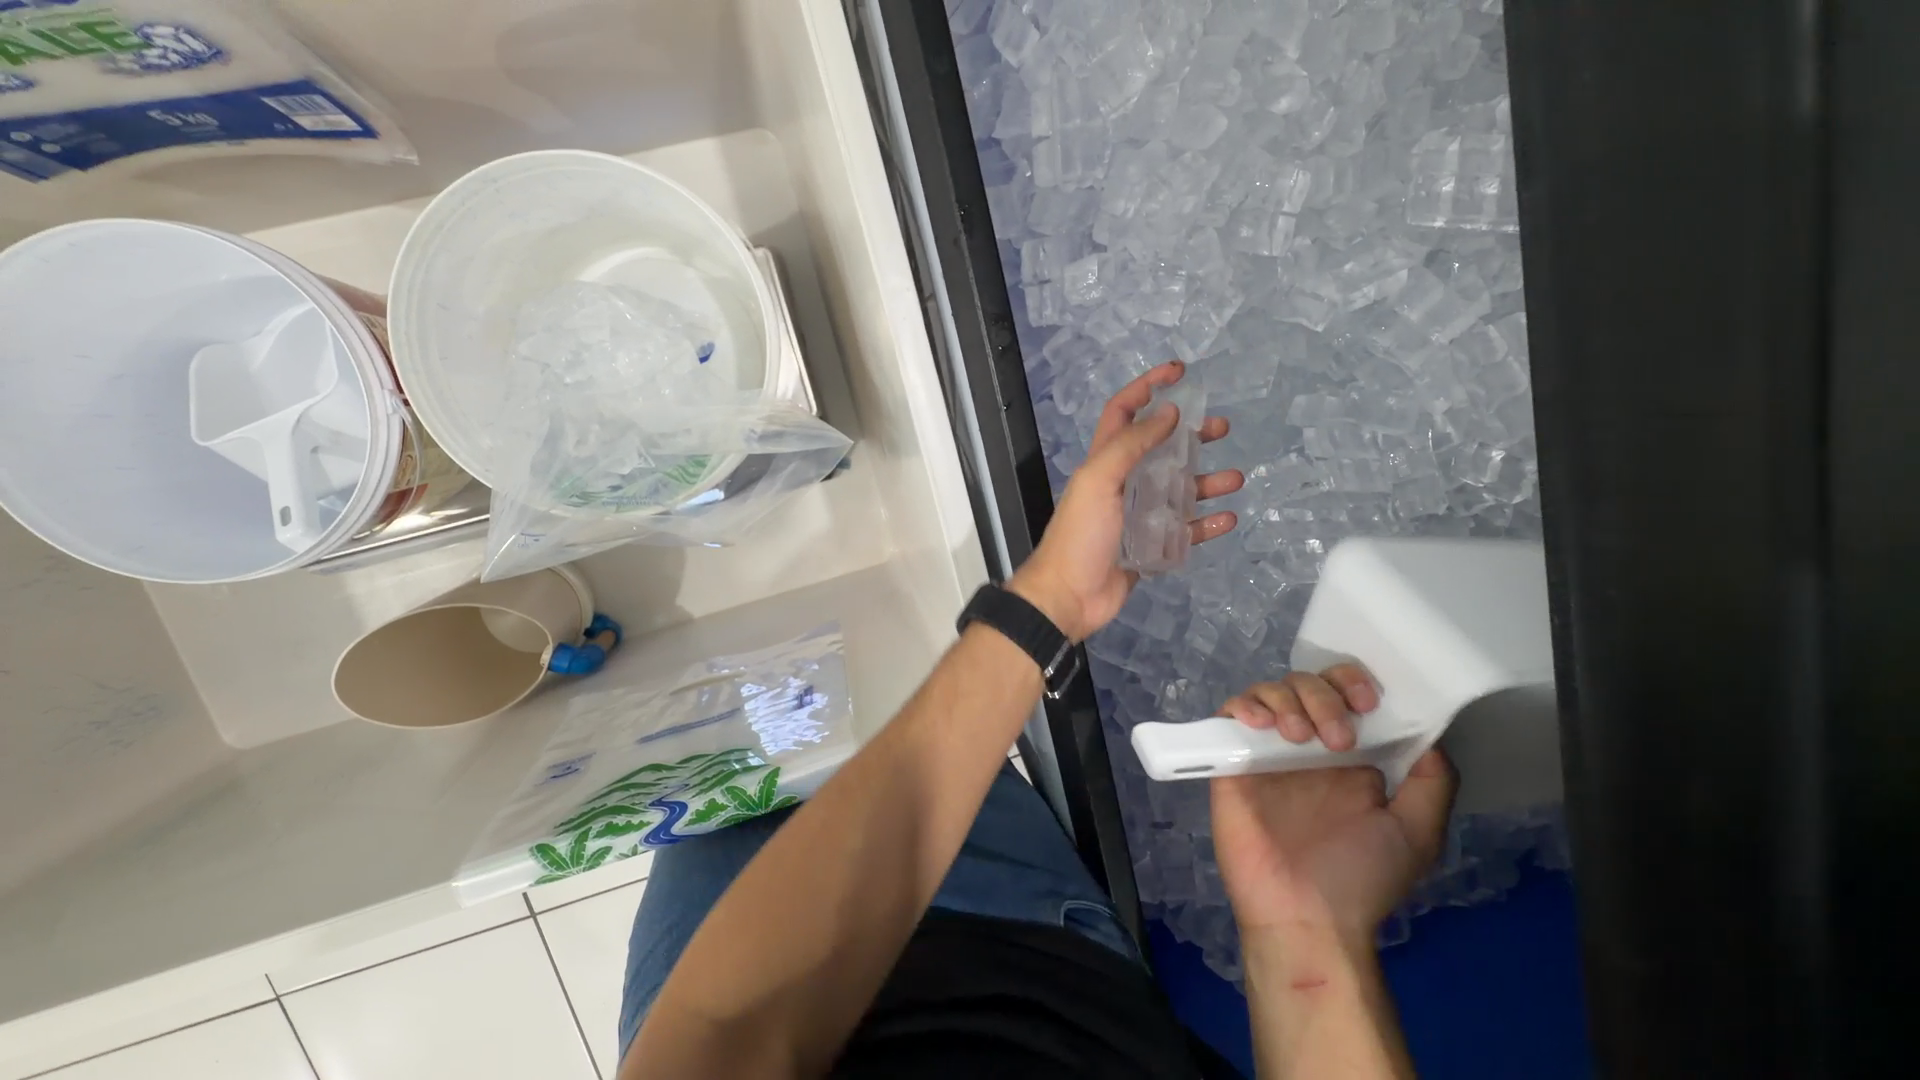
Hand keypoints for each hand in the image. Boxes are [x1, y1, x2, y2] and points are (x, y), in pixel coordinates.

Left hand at [1007, 361, 1241, 641]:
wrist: (1068, 596)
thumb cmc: (1080, 535)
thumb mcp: (1099, 479)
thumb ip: (1131, 444)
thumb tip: (1168, 412)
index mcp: (1104, 461)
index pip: (1124, 412)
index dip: (1147, 387)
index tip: (1179, 372)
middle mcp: (1122, 483)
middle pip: (1161, 449)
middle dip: (1190, 435)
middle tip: (1221, 428)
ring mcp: (1137, 516)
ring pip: (1179, 491)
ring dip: (1206, 481)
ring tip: (1234, 479)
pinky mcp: (1150, 547)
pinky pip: (1184, 531)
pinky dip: (1206, 525)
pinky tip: (1227, 520)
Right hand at [1210, 665, 1456, 944]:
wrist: (1307, 917)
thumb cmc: (1361, 878)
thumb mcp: (1417, 833)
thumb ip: (1432, 783)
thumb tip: (1427, 733)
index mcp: (1348, 757)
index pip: (1345, 694)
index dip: (1353, 682)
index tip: (1366, 702)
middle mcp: (1307, 747)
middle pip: (1306, 683)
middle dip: (1323, 696)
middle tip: (1337, 738)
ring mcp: (1267, 753)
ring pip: (1269, 691)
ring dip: (1287, 700)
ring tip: (1299, 738)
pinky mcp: (1232, 763)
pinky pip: (1228, 715)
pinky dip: (1243, 706)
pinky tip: (1259, 724)